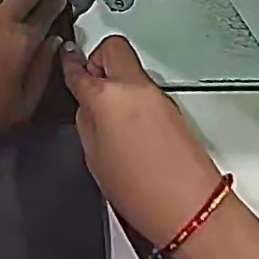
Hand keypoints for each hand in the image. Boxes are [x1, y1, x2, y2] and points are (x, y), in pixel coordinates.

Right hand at [60, 35, 225, 246]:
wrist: (192, 210)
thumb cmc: (145, 192)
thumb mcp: (93, 157)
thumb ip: (85, 122)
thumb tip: (85, 108)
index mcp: (107, 97)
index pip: (79, 68)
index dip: (68, 63)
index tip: (66, 58)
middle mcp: (136, 88)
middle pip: (113, 48)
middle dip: (97, 58)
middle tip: (89, 79)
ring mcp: (158, 96)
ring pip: (131, 67)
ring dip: (117, 80)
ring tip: (110, 115)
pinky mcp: (173, 108)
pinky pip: (145, 89)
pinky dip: (133, 98)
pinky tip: (129, 127)